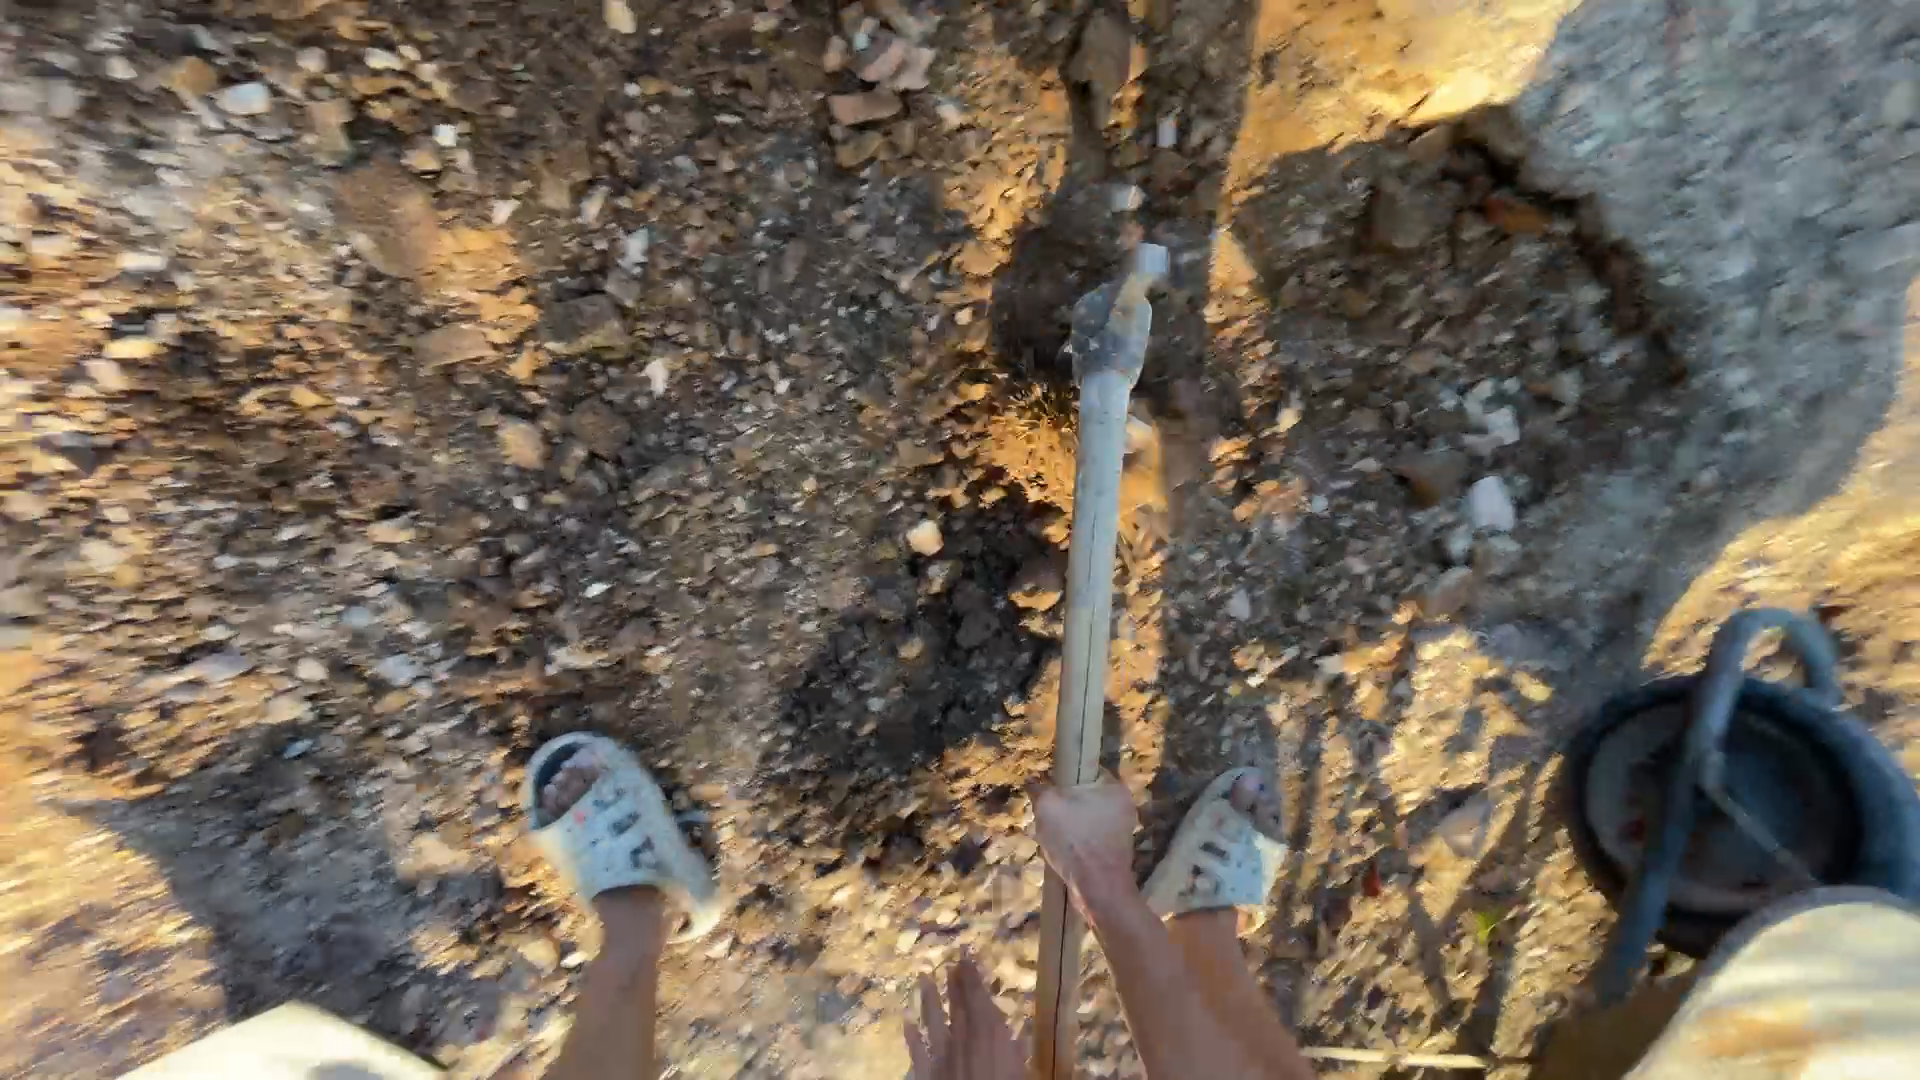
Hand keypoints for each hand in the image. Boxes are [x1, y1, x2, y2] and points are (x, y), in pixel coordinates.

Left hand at [904, 953, 1025, 1079]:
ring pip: (933, 1020)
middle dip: (953, 982)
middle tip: (949, 962)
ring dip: (928, 999)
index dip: (971, 974)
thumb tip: (1034, 1046)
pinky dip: (911, 1037)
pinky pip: (917, 1053)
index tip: (965, 954)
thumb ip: (1023, 1056)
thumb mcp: (1027, 1075)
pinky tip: (905, 1023)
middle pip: (957, 1004)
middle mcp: (963, 1037)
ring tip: (923, 978)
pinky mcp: (927, 1076)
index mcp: (991, 1032)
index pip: (978, 995)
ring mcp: (942, 1056)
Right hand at [1030, 774, 1138, 900]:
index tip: (1050, 787)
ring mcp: (1122, 830)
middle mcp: (1124, 805)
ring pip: (1086, 816)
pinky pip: (1091, 836)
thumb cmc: (1075, 840)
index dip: (1064, 775)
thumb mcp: (1047, 806)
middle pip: (1085, 794)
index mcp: (1115, 787)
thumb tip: (1032, 780)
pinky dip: (1077, 840)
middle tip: (1048, 813)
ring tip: (1054, 834)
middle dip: (1064, 803)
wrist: (1098, 890)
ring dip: (1069, 824)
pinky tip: (1064, 850)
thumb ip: (1039, 788)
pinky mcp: (1116, 851)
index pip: (1086, 769)